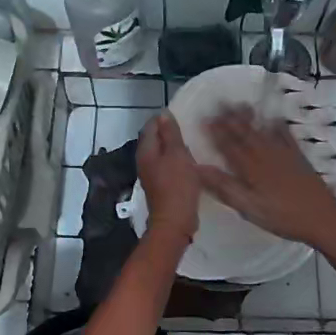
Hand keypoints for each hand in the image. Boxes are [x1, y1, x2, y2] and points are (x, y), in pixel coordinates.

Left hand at [137, 112, 200, 243]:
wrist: (174, 220)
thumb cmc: (177, 185)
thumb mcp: (176, 155)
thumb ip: (170, 134)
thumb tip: (163, 114)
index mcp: (146, 151)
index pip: (151, 126)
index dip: (164, 119)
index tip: (181, 114)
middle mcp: (144, 161)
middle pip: (154, 140)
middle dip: (168, 132)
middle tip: (187, 126)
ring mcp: (151, 174)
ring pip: (161, 153)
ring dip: (173, 147)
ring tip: (190, 141)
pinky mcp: (160, 185)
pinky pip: (167, 166)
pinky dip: (176, 160)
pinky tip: (189, 161)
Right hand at [199, 105, 335, 249]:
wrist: (322, 217)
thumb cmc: (281, 216)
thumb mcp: (247, 206)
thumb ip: (223, 186)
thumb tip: (198, 168)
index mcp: (249, 168)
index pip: (228, 145)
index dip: (215, 131)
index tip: (205, 117)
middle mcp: (264, 155)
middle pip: (244, 133)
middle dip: (230, 118)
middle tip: (219, 102)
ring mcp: (283, 154)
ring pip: (262, 130)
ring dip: (249, 117)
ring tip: (240, 104)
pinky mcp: (297, 157)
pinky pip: (284, 135)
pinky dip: (276, 125)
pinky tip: (273, 118)